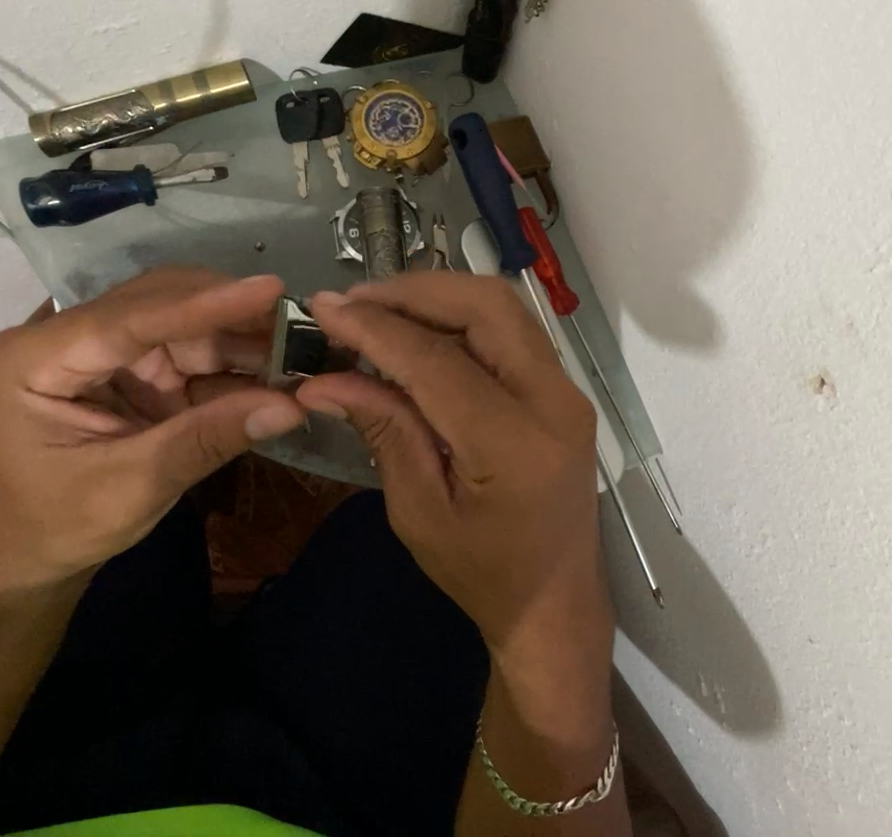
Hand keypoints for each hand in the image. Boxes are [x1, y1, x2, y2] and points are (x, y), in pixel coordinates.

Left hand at [0, 268, 306, 587]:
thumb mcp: (132, 488)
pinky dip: (240, 359)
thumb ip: (207, 440)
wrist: (33, 554)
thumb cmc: (59, 525)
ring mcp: (107, 349)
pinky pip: (197, 349)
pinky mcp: (138, 365)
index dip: (205, 305)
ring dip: (244, 334)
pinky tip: (281, 366)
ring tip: (303, 345)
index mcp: (34, 361)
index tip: (270, 289)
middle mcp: (68, 338)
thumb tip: (290, 406)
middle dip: (232, 313)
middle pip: (161, 304)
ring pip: (187, 321)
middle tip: (302, 323)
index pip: (130, 320)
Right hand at [295, 275, 612, 679]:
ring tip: (380, 311)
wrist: (556, 600)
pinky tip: (421, 333)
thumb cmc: (484, 573)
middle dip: (415, 292)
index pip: (438, 360)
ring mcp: (568, 392)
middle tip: (355, 302)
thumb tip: (323, 378)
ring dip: (441, 298)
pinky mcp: (565, 392)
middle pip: (486, 307)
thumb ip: (384, 431)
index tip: (323, 308)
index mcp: (515, 444)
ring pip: (505, 309)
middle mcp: (554, 402)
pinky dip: (464, 319)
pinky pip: (514, 332)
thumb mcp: (420, 512)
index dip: (376, 328)